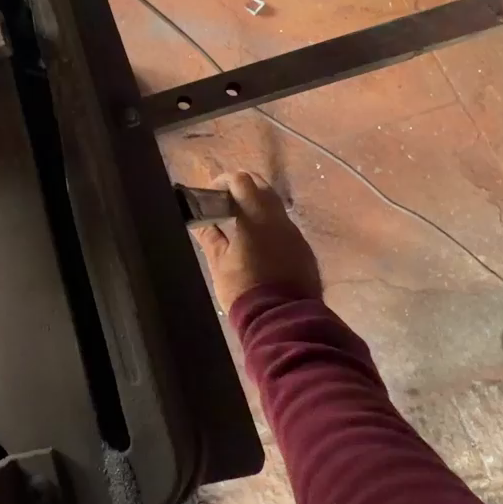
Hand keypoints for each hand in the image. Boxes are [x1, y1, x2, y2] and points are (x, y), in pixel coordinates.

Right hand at [191, 171, 321, 311]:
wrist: (283, 323)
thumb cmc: (244, 290)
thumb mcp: (218, 263)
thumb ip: (209, 235)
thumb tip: (198, 220)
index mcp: (256, 218)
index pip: (241, 180)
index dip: (224, 180)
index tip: (212, 193)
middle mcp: (279, 220)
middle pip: (262, 187)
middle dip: (243, 189)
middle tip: (224, 204)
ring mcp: (295, 236)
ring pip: (275, 209)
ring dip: (257, 209)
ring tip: (239, 228)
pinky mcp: (304, 252)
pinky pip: (285, 229)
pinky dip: (270, 228)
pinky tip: (258, 248)